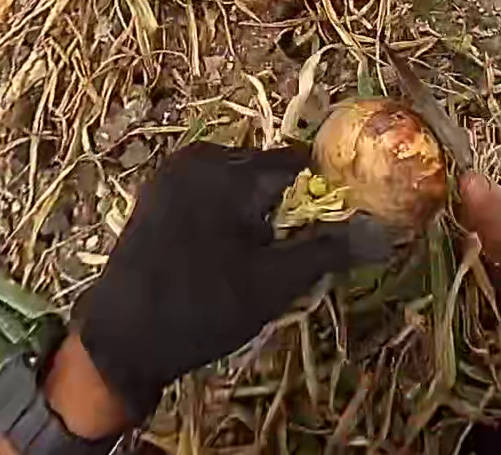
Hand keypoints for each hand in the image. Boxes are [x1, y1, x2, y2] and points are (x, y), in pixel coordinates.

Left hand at [70, 143, 384, 421]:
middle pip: (266, 167)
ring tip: (245, 249)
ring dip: (251, 202)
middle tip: (278, 245)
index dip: (315, 192)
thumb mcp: (272, 282)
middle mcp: (202, 156)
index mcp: (231, 170)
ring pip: (238, 174)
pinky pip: (210, 182)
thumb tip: (384, 233)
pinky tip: (217, 243)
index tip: (320, 222)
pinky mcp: (159, 185)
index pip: (296, 164)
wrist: (116, 343)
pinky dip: (224, 203)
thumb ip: (329, 248)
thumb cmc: (201, 309)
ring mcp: (175, 168)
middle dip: (280, 200)